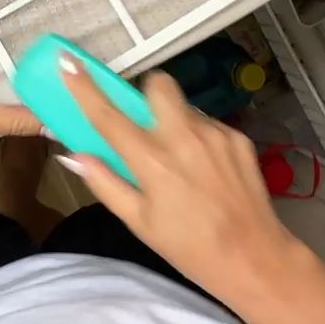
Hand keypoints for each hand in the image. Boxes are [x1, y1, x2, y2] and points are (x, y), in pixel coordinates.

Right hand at [60, 59, 302, 303]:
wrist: (255, 259)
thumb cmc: (189, 247)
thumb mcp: (139, 223)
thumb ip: (105, 183)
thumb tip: (75, 154)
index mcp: (152, 161)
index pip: (109, 116)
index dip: (85, 88)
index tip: (69, 63)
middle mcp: (183, 137)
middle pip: (158, 84)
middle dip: (147, 94)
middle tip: (145, 121)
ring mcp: (215, 134)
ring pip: (184, 106)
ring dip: (174, 121)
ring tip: (181, 160)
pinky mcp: (237, 138)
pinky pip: (208, 124)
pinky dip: (199, 139)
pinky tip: (206, 170)